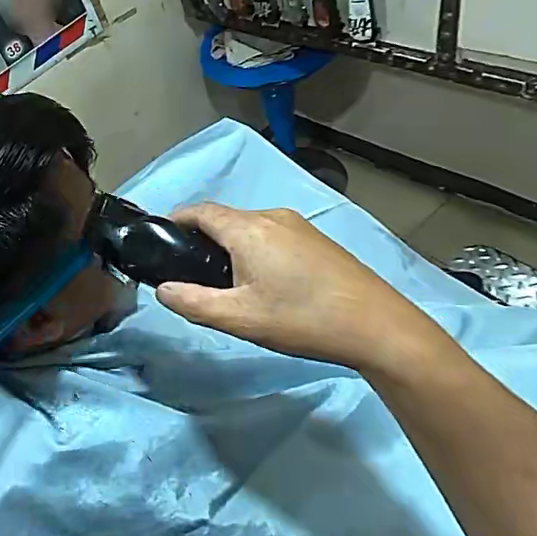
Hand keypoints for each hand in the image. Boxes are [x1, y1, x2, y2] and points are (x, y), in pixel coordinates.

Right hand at [155, 203, 450, 376]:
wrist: (375, 324)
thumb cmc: (302, 319)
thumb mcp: (239, 318)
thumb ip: (194, 302)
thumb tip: (163, 290)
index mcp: (248, 228)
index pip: (199, 210)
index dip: (176, 221)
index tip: (161, 241)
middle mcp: (272, 216)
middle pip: (225, 218)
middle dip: (203, 239)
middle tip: (192, 274)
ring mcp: (299, 225)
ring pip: (251, 227)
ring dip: (231, 246)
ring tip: (228, 284)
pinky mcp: (317, 239)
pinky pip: (273, 235)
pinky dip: (256, 249)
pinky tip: (265, 282)